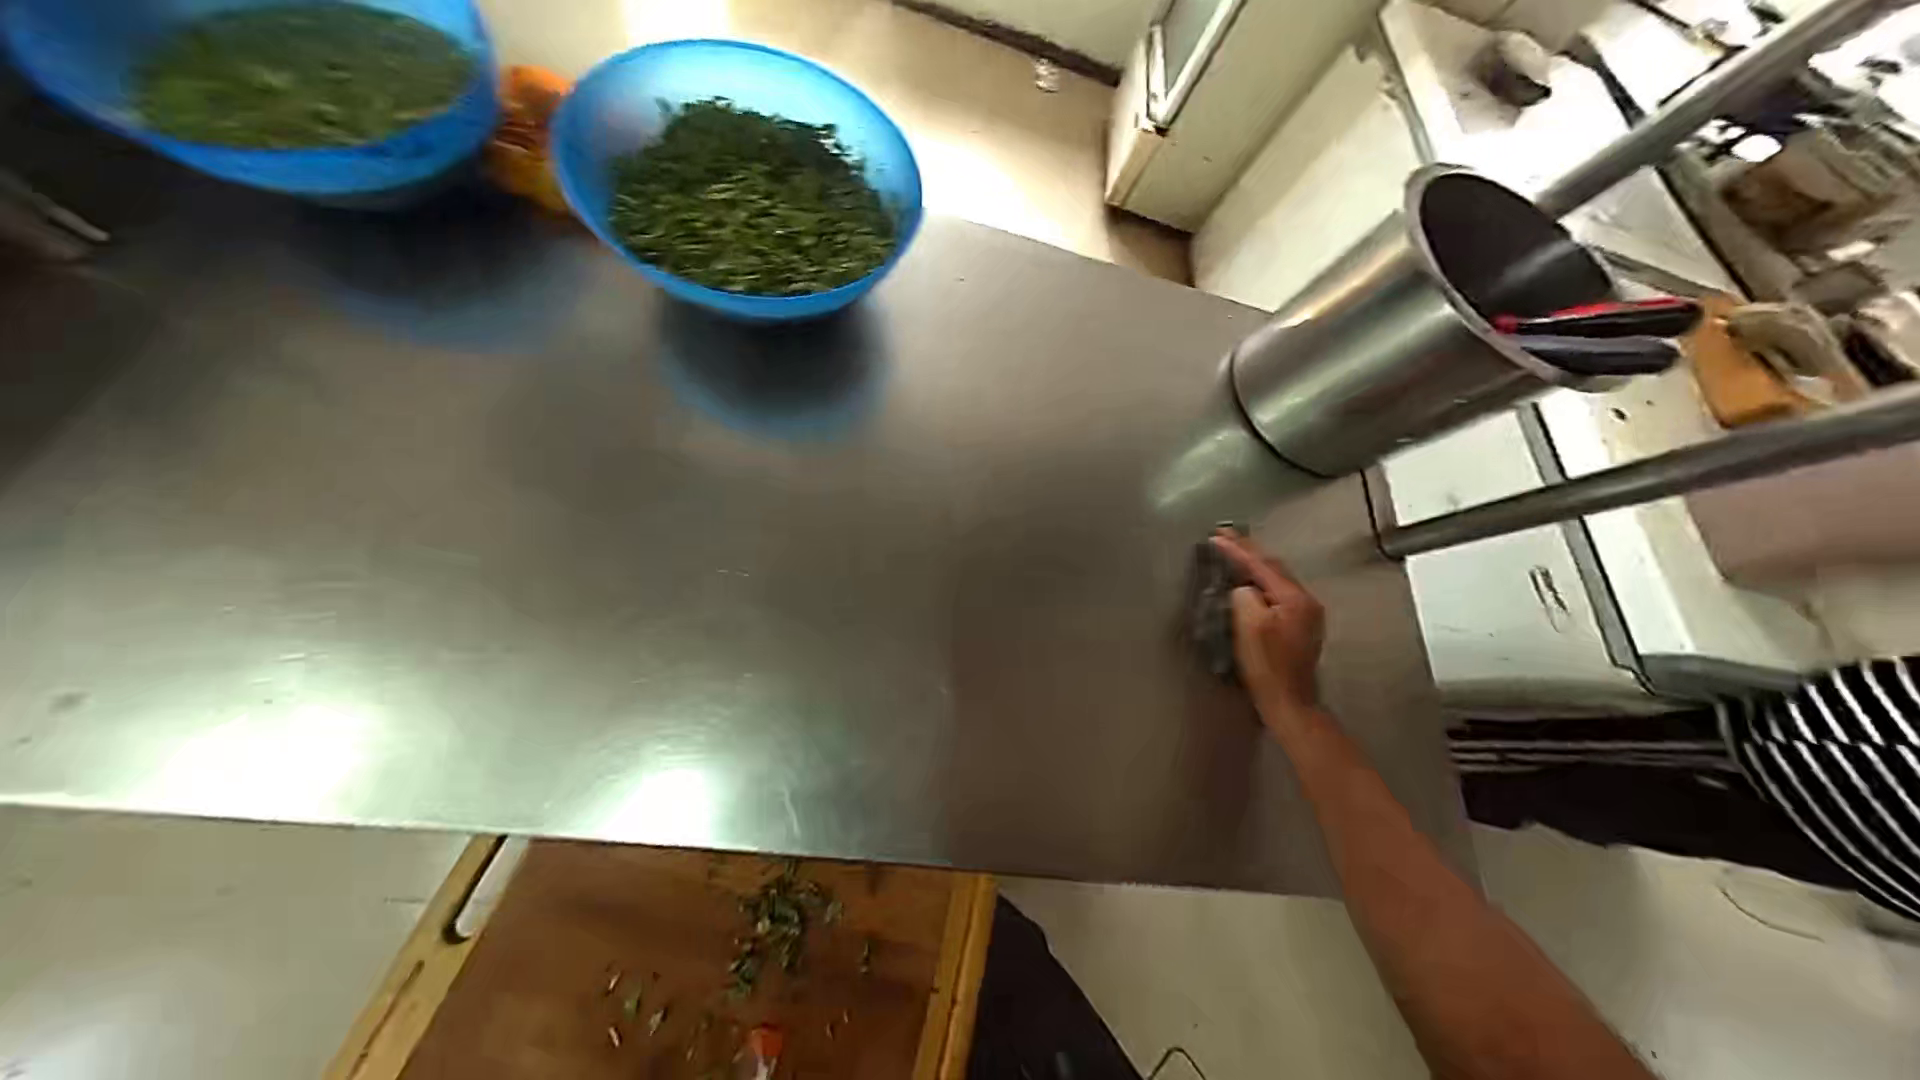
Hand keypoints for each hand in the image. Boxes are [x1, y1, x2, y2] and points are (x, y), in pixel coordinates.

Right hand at [1210, 529, 1324, 728]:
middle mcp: (1305, 601)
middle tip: (1224, 537)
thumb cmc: (1268, 666)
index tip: (1216, 536)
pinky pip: (1276, 593)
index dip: (1237, 550)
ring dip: (1254, 566)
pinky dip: (1260, 582)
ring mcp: (1305, 615)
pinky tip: (1248, 583)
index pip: (1261, 566)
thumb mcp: (1250, 627)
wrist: (1289, 702)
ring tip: (1234, 554)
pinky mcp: (1298, 627)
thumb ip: (1244, 597)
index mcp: (1294, 598)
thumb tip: (1243, 589)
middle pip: (1274, 568)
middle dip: (1248, 552)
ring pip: (1276, 580)